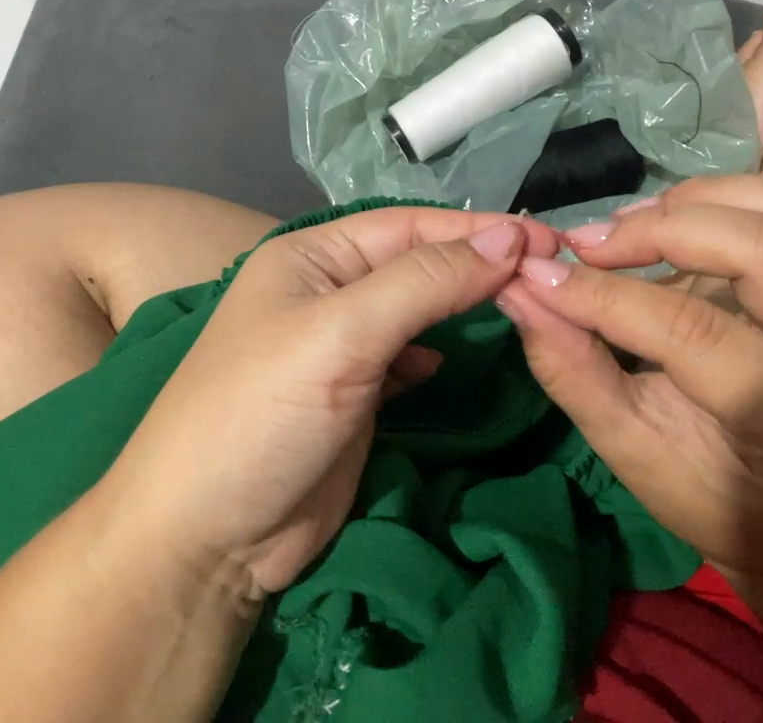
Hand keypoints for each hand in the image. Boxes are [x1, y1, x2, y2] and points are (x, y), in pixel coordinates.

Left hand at [97, 206, 555, 595]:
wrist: (208, 536)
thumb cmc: (264, 414)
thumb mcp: (342, 335)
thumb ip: (425, 283)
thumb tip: (507, 239)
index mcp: (312, 256)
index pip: (410, 227)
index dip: (479, 230)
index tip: (550, 242)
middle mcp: (326, 292)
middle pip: (417, 264)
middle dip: (478, 265)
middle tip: (554, 273)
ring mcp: (339, 347)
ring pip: (416, 311)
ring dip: (464, 306)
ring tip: (526, 304)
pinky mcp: (352, 397)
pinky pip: (406, 358)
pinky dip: (435, 352)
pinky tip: (453, 358)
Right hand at [496, 169, 762, 578]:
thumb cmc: (713, 497)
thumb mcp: (629, 450)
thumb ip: (572, 369)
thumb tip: (518, 290)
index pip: (692, 330)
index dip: (604, 295)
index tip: (536, 274)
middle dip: (662, 229)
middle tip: (590, 243)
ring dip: (711, 197)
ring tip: (642, 221)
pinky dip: (761, 188)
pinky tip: (705, 209)